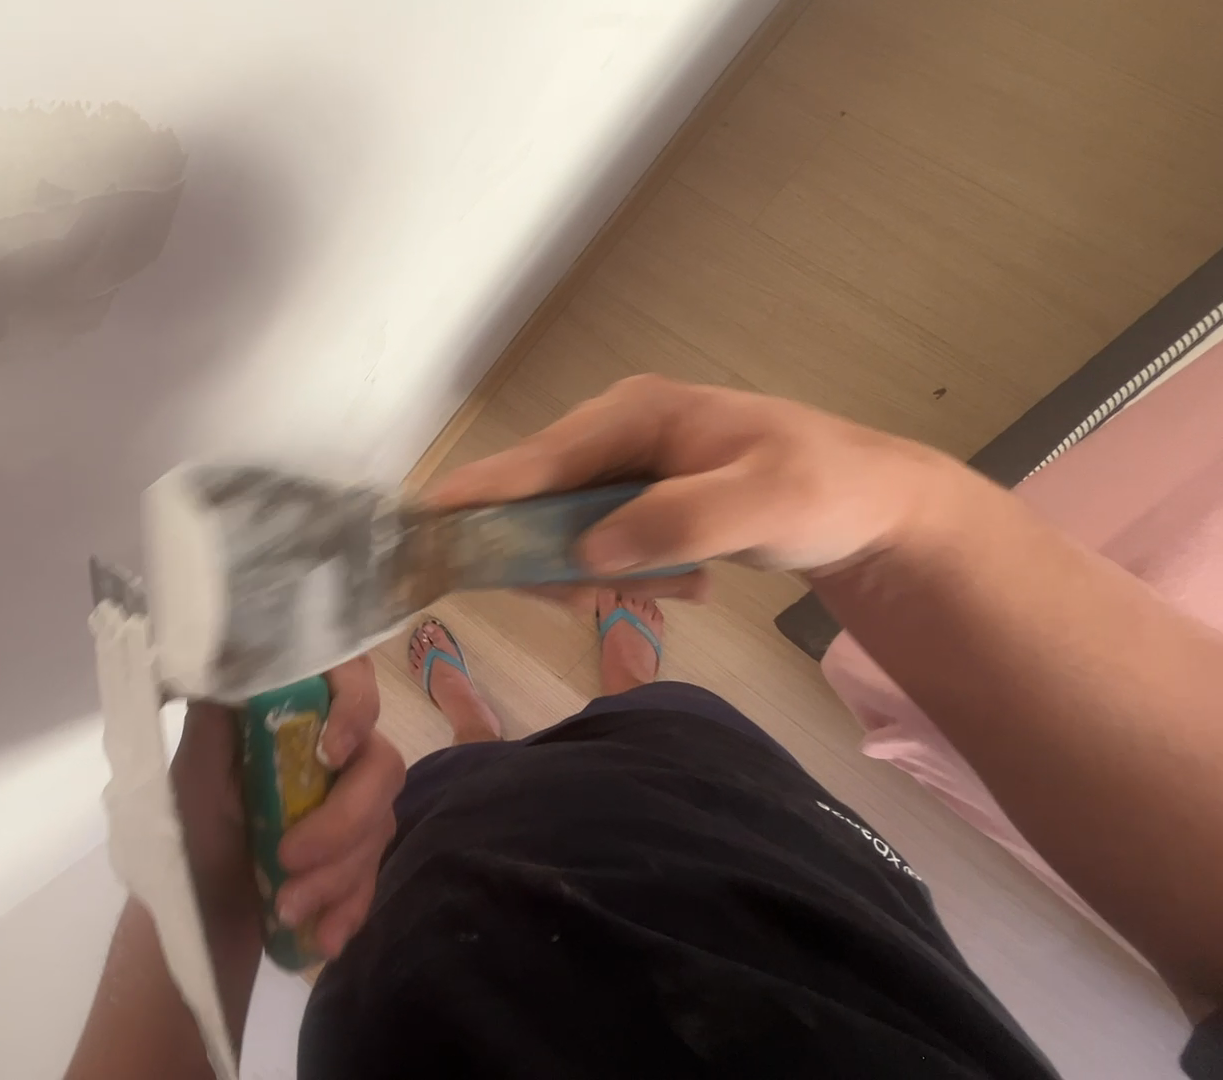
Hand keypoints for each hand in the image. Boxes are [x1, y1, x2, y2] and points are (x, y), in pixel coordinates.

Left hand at [171, 655, 403, 959]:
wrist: (195, 910)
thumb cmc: (188, 831)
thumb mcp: (194, 771)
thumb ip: (219, 717)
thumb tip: (231, 656)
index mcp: (291, 717)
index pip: (349, 679)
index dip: (356, 707)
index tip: (333, 754)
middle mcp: (329, 750)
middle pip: (380, 762)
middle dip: (343, 820)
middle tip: (290, 858)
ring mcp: (349, 802)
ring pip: (382, 823)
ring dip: (339, 873)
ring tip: (286, 908)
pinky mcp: (355, 853)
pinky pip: (377, 873)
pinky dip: (352, 905)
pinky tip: (325, 936)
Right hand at [426, 375, 955, 595]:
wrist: (871, 508)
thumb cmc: (824, 489)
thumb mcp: (764, 503)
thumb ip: (675, 522)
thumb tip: (583, 552)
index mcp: (632, 413)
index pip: (538, 457)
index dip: (480, 492)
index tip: (425, 522)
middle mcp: (609, 434)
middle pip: (533, 500)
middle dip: (549, 556)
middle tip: (594, 599)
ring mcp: (614, 469)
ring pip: (554, 530)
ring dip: (589, 573)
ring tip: (668, 588)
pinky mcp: (624, 500)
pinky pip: (583, 544)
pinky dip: (612, 574)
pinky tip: (677, 582)